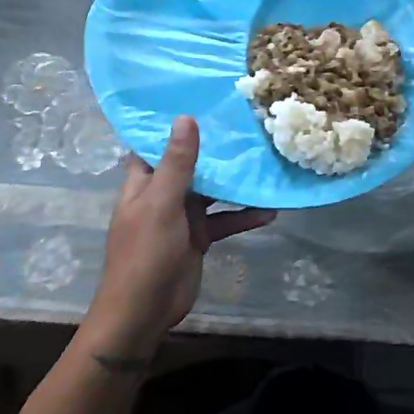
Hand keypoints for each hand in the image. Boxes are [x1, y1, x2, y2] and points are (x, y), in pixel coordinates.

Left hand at [84, 118, 273, 358]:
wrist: (145, 311)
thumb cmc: (146, 253)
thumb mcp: (162, 204)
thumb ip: (177, 163)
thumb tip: (185, 118)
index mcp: (144, 183)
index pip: (156, 146)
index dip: (175, 126)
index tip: (204, 102)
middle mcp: (163, 195)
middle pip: (191, 165)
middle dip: (215, 150)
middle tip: (247, 126)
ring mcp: (183, 217)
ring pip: (213, 192)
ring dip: (235, 183)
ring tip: (266, 163)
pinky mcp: (200, 237)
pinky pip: (225, 220)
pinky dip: (243, 216)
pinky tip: (270, 211)